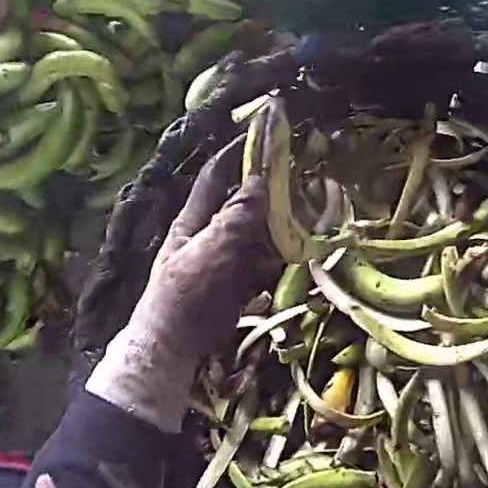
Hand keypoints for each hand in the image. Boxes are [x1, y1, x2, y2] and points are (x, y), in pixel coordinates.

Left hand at [87, 138, 279, 431]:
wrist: (175, 350)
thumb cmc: (184, 295)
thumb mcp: (209, 251)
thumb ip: (236, 217)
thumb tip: (260, 180)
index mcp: (195, 220)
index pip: (216, 177)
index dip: (236, 155)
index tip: (261, 137)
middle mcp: (212, 234)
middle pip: (246, 205)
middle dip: (272, 194)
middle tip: (305, 181)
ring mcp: (227, 260)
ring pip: (260, 234)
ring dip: (283, 228)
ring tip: (313, 217)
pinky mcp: (239, 284)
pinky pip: (265, 264)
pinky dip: (282, 259)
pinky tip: (301, 254)